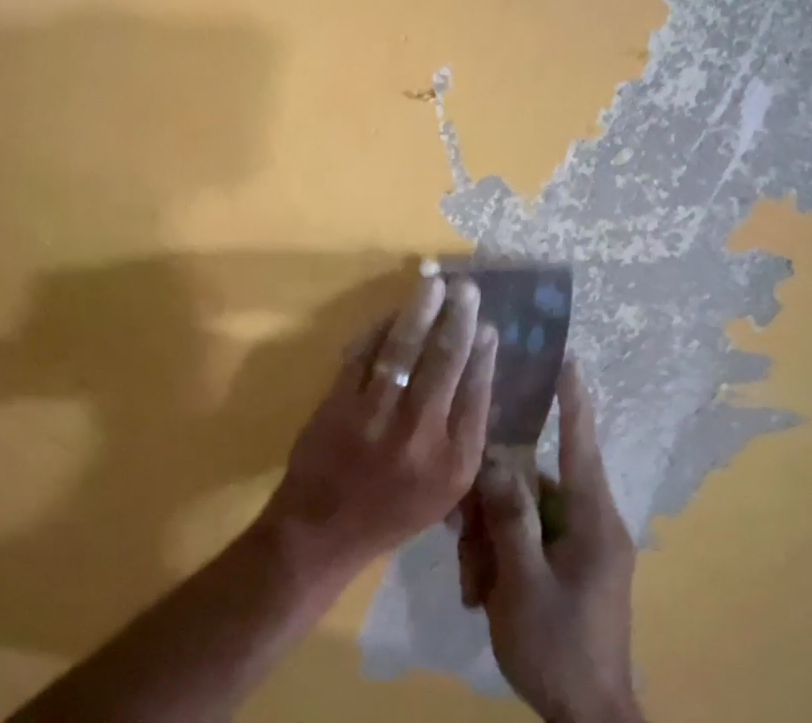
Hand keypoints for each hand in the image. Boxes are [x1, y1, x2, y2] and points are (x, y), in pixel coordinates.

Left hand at [258, 274, 497, 571]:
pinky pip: (362, 355)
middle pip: (445, 363)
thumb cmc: (391, 513)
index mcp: (454, 462)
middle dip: (457, 320)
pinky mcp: (339, 403)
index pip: (477, 395)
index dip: (483, 356)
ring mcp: (376, 416)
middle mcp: (420, 435)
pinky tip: (390, 313)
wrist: (323, 529)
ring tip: (433, 283)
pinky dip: (378, 330)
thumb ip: (463, 440)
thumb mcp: (444, 492)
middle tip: (467, 288)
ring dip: (420, 312)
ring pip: (404, 351)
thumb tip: (475, 381)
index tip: (488, 326)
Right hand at [457, 361, 642, 722]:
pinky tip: (480, 590)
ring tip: (473, 583)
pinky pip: (524, 538)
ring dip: (489, 539)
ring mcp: (578, 546)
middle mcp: (590, 523)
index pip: (581, 444)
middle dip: (491, 503)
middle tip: (462, 538)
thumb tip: (494, 458)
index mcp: (593, 521)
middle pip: (531, 483)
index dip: (572, 400)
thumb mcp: (523, 583)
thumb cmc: (559, 647)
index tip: (567, 356)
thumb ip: (509, 517)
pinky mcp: (565, 565)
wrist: (589, 717)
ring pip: (520, 512)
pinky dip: (497, 557)